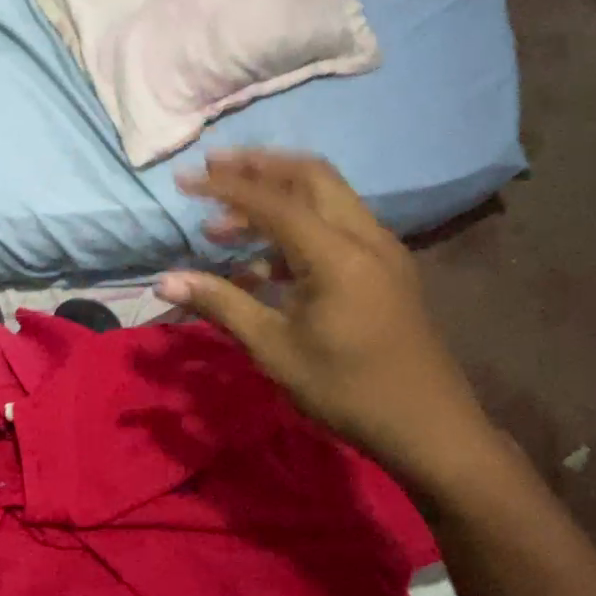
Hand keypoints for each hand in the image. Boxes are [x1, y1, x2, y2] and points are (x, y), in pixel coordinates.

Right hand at [156, 150, 503, 490]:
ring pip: (326, 199)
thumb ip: (222, 304)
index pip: (273, 201)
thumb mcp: (274, 348)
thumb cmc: (347, 389)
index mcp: (338, 255)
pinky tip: (260, 261)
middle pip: (311, 177)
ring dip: (275, 198)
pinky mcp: (384, 270)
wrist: (429, 428)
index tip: (183, 179)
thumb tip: (165, 281)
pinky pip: (335, 227)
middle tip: (211, 170)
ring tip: (221, 227)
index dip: (225, 186)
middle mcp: (365, 239)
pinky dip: (295, 226)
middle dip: (258, 168)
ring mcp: (381, 252)